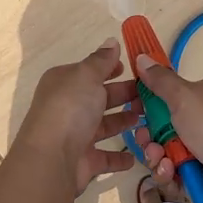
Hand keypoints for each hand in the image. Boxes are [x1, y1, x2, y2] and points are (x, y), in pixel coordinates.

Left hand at [12, 39, 141, 194]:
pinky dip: (119, 157)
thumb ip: (101, 60)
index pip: (89, 72)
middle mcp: (67, 107)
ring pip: (103, 126)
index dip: (110, 69)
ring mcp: (74, 136)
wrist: (52, 158)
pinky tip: (136, 155)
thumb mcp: (87, 75)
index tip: (133, 70)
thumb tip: (111, 41)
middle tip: (150, 94)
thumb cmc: (70, 108)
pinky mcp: (83, 161)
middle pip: (99, 98)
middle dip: (123, 95)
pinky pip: (105, 157)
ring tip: (146, 119)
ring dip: (123, 122)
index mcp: (64, 83)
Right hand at [133, 54, 202, 202]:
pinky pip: (170, 170)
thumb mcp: (183, 96)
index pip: (166, 94)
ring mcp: (199, 148)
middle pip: (160, 125)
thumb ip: (160, 80)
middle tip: (145, 138)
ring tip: (160, 158)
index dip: (147, 101)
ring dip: (155, 154)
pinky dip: (167, 171)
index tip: (132, 106)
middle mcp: (200, 120)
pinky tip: (171, 172)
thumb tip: (142, 57)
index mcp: (200, 97)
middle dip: (148, 134)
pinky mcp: (196, 172)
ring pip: (162, 149)